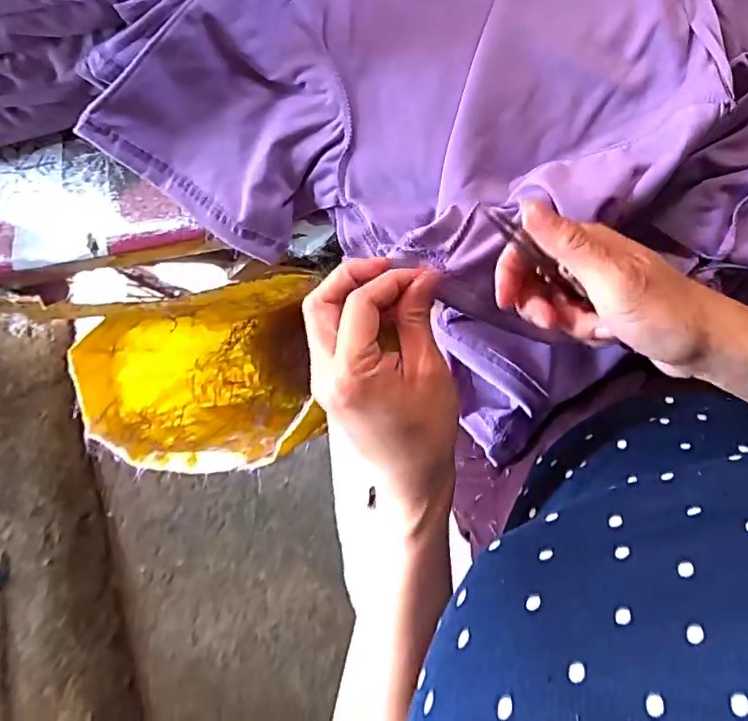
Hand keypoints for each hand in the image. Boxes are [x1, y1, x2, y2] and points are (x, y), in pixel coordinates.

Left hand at [304, 258, 459, 538]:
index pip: (358, 303)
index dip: (390, 279)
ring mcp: (320, 377)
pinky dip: (350, 313)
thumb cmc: (427, 431)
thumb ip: (416, 317)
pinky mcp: (327, 380)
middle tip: (389, 267)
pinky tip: (382, 310)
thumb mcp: (429, 369)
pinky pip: (329, 333)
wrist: (411, 479)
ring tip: (389, 286)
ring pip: (318, 315)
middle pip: (319, 302)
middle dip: (352, 275)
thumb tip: (421, 277)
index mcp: (350, 371)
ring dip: (349, 292)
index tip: (420, 274)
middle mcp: (324, 372)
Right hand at [495, 200, 747, 379]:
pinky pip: (574, 315)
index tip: (506, 301)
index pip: (529, 243)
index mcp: (585, 240)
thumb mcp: (607, 277)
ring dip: (561, 318)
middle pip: (536, 272)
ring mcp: (596, 282)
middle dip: (536, 300)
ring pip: (553, 298)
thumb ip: (564, 242)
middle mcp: (587, 256)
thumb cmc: (658, 310)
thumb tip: (525, 203)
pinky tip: (604, 333)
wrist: (708, 347)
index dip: (511, 269)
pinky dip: (581, 327)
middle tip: (550, 322)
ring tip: (588, 329)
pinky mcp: (605, 307)